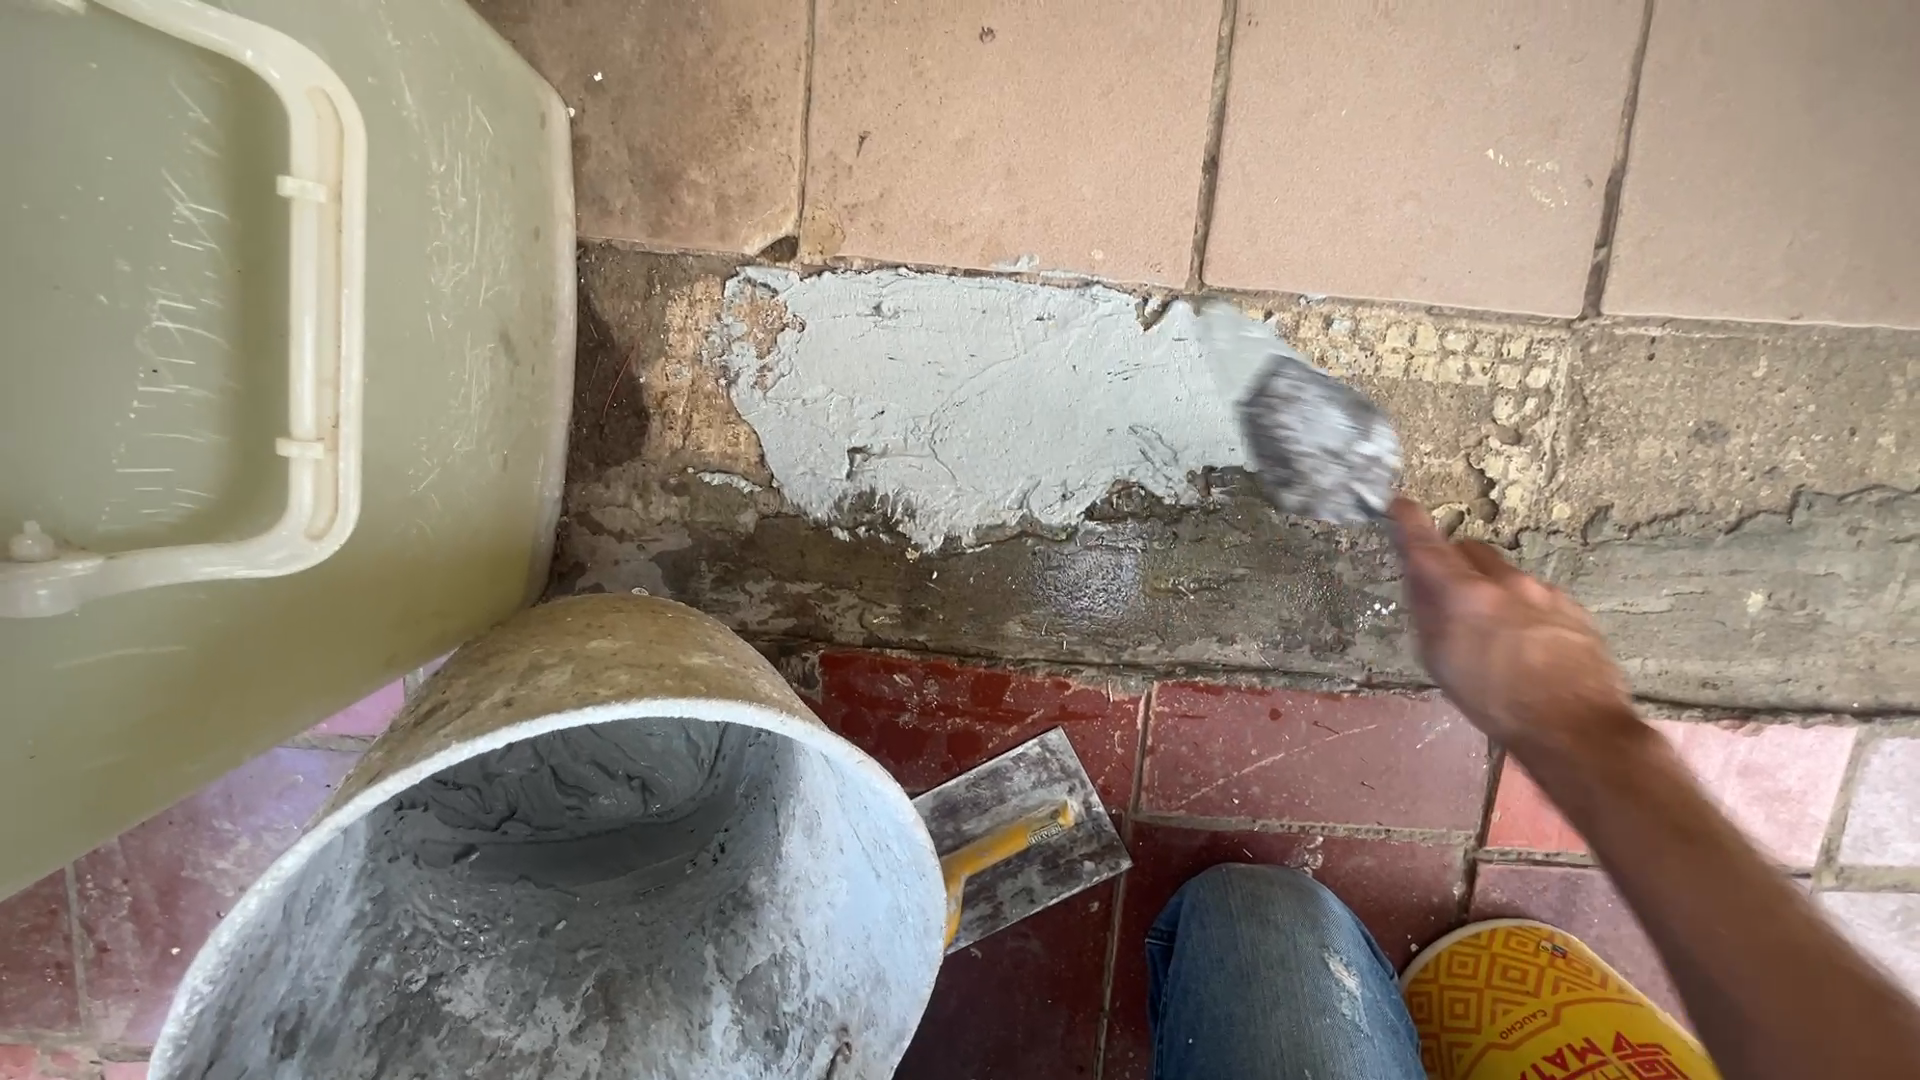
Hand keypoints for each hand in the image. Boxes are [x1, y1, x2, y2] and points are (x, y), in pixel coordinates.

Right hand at [1385, 497, 1638, 754]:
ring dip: (1490, 588)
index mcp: (1464, 593)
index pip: (1428, 545)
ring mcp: (1545, 593)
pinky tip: (1526, 643)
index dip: (1410, 522)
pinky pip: (1536, 595)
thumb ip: (1427, 612)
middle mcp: (1505, 582)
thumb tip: (1419, 580)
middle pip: (1470, 552)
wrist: (1575, 727)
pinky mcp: (1574, 609)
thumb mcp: (1439, 658)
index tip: (1399, 504)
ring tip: (1492, 631)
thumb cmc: (1491, 698)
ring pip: (1505, 575)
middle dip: (1455, 563)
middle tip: (1447, 594)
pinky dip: (1521, 607)